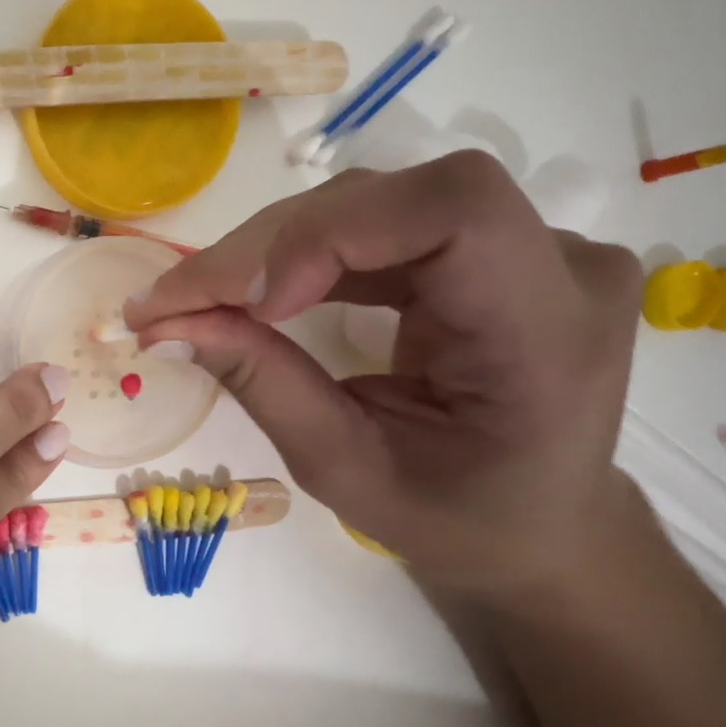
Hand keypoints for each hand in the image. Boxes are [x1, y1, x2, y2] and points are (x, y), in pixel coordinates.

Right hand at [124, 151, 643, 592]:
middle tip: (168, 304)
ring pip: (375, 204)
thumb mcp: (344, 470)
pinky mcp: (489, 251)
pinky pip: (378, 228)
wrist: (536, 525)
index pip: (452, 212)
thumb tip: (167, 326)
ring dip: (270, 248)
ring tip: (193, 300)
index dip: (330, 233)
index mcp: (545, 337)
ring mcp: (529, 250)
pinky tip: (247, 293)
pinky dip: (298, 255)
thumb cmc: (451, 518)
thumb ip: (264, 386)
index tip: (244, 303)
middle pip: (394, 201)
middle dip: (266, 248)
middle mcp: (557, 268)